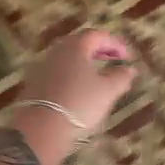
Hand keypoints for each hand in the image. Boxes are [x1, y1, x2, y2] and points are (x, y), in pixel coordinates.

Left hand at [18, 29, 136, 131]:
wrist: (42, 129)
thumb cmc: (80, 103)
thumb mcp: (108, 91)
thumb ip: (121, 77)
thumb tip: (129, 69)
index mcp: (75, 48)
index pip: (96, 36)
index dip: (114, 43)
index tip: (127, 56)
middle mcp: (56, 52)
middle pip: (79, 43)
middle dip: (98, 49)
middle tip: (113, 59)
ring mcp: (42, 68)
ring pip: (67, 58)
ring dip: (84, 62)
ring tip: (98, 75)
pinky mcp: (35, 84)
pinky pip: (58, 72)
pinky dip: (72, 74)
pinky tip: (80, 89)